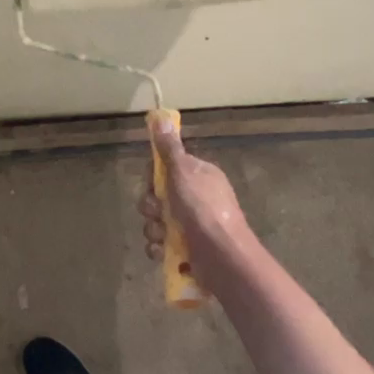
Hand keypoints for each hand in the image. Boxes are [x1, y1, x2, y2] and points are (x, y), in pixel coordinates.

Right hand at [138, 114, 252, 264]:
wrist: (222, 257)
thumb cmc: (203, 209)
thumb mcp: (183, 172)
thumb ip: (169, 148)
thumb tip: (161, 117)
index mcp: (199, 176)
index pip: (166, 168)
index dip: (153, 177)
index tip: (152, 184)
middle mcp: (196, 198)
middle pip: (157, 196)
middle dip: (151, 206)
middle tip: (158, 212)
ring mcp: (192, 224)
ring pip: (157, 221)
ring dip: (154, 229)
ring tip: (163, 236)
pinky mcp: (186, 248)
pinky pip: (161, 243)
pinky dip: (159, 248)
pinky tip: (163, 251)